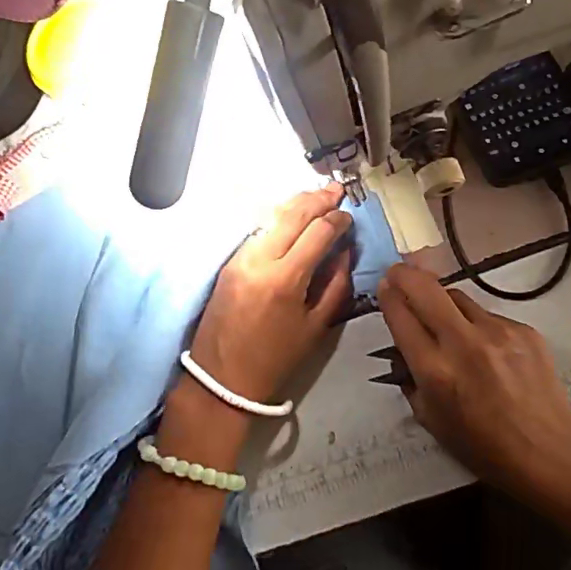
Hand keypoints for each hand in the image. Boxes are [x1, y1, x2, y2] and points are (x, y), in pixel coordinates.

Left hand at [187, 184, 353, 404]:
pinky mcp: (228, 263)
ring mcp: (239, 258)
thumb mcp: (316, 327)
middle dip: (317, 199)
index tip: (349, 216)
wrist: (221, 379)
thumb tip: (344, 251)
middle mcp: (259, 260)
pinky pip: (258, 230)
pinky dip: (277, 218)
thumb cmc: (276, 359)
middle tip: (336, 190)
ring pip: (271, 217)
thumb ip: (335, 285)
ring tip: (316, 196)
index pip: (317, 232)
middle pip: (292, 214)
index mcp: (285, 279)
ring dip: (296, 203)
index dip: (337, 219)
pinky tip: (291, 216)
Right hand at [378, 263, 570, 505]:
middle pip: (427, 289)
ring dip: (444, 304)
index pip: (402, 318)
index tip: (384, 286)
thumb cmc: (483, 446)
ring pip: (459, 298)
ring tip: (447, 322)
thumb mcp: (432, 420)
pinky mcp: (524, 329)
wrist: (547, 449)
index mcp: (436, 371)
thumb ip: (413, 380)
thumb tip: (404, 351)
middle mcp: (464, 343)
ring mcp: (498, 331)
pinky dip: (479, 326)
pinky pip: (489, 316)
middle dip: (406, 276)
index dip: (388, 297)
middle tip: (398, 273)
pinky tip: (488, 350)